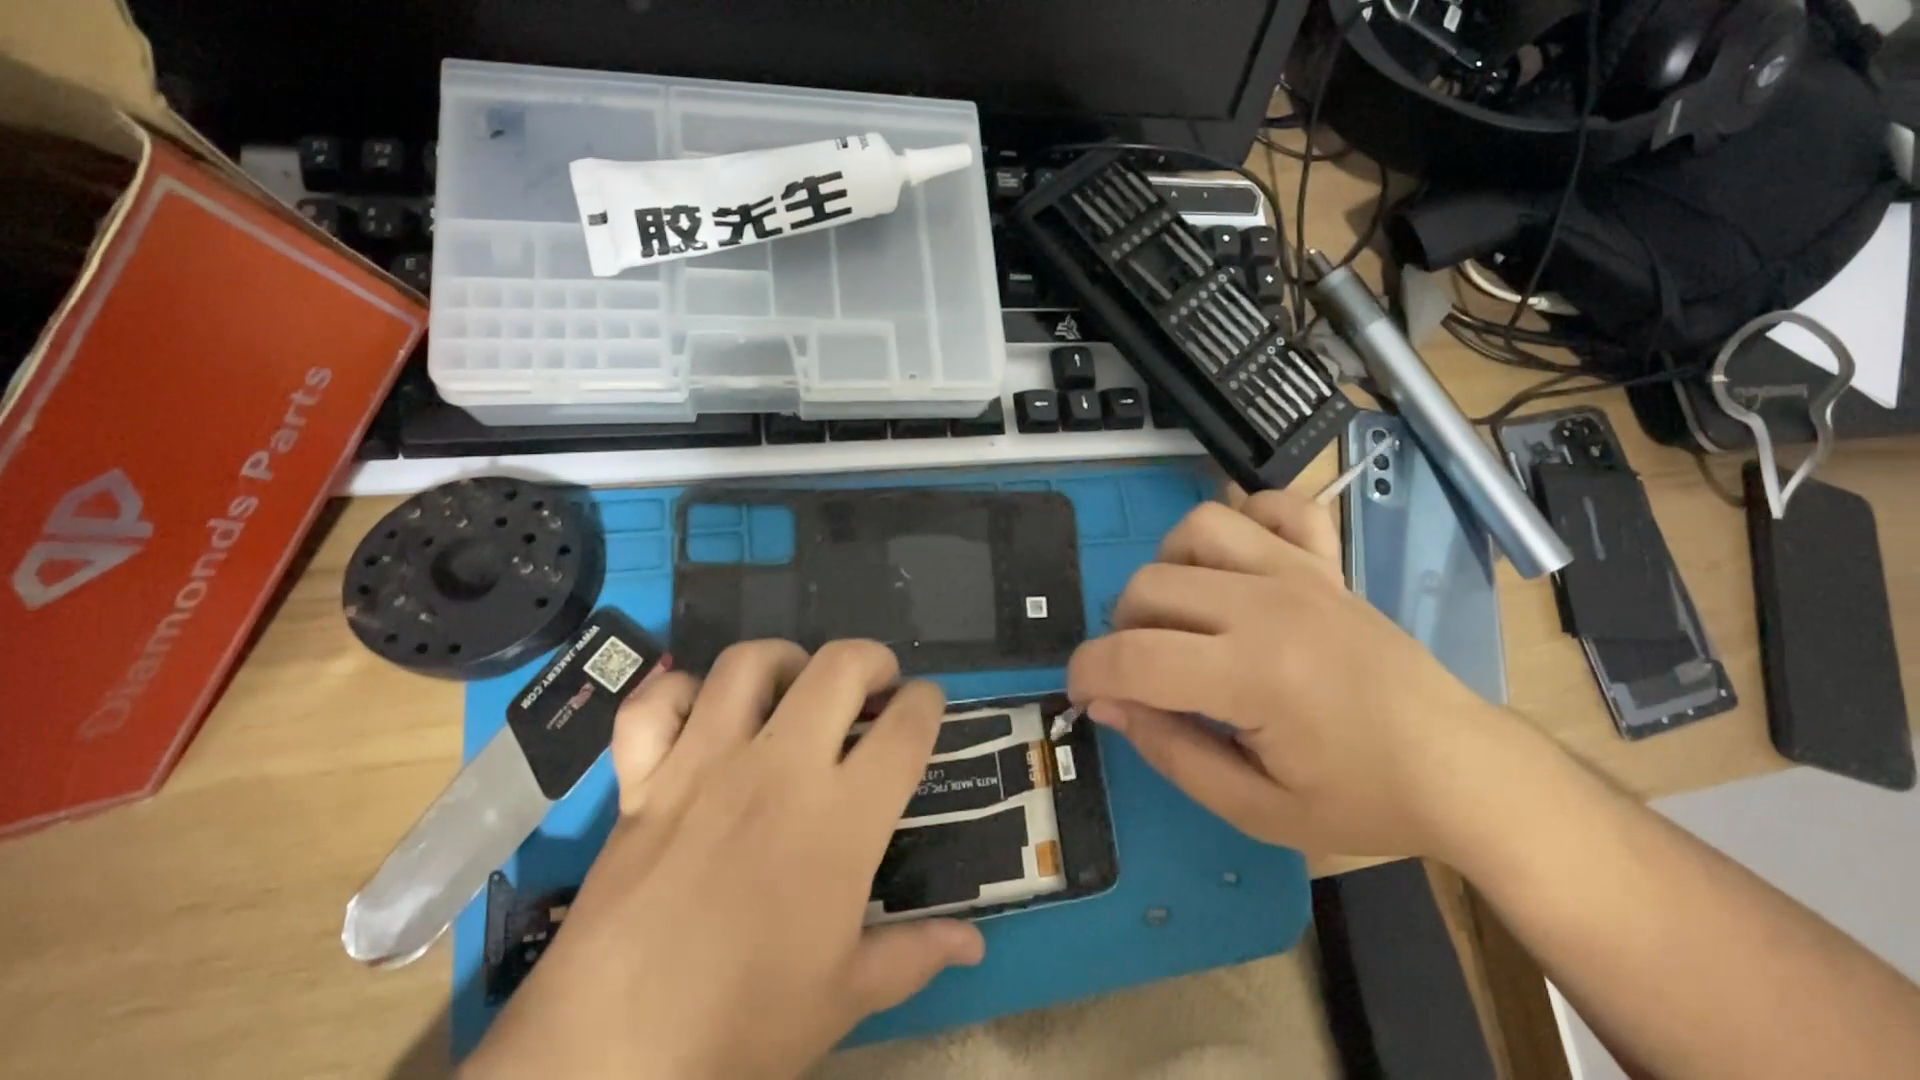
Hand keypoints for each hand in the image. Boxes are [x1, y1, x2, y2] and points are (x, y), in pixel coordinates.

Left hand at [463, 640, 984, 1079]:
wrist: (615, 1049)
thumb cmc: (746, 1022)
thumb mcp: (846, 995)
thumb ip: (916, 954)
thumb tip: (976, 943)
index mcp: (843, 818)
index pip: (905, 729)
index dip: (928, 704)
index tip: (927, 706)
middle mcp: (778, 769)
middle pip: (837, 668)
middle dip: (871, 660)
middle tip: (876, 686)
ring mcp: (703, 764)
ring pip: (749, 664)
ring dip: (785, 660)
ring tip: (796, 686)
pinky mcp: (641, 779)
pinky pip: (654, 703)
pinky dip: (678, 692)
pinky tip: (700, 712)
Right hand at [1067, 486, 1534, 858]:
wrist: (1460, 769)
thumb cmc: (1361, 799)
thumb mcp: (1254, 807)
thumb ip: (1170, 752)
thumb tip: (1108, 703)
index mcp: (1253, 675)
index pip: (1133, 656)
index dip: (1087, 675)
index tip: (1084, 698)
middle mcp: (1269, 606)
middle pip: (1149, 586)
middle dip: (1121, 634)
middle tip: (1145, 678)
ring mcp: (1301, 574)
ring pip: (1198, 530)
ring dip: (1168, 570)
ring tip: (1182, 617)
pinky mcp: (1327, 565)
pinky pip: (1278, 507)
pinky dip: (1246, 519)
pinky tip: (1238, 565)